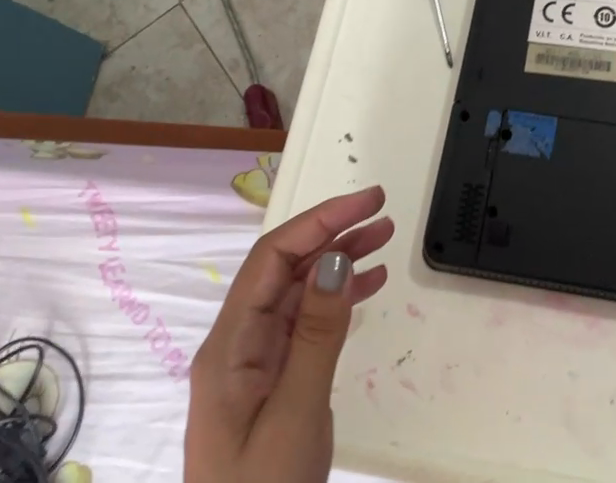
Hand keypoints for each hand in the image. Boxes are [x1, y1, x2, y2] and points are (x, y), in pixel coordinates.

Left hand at [186, 186, 392, 482]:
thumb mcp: (294, 413)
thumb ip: (315, 334)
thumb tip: (334, 259)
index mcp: (229, 345)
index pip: (272, 260)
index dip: (319, 221)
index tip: (366, 201)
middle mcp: (238, 344)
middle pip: (284, 270)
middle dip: (331, 233)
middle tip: (382, 210)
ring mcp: (256, 363)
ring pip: (298, 294)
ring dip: (339, 262)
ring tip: (385, 238)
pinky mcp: (274, 381)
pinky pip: (307, 325)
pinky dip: (339, 300)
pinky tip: (370, 286)